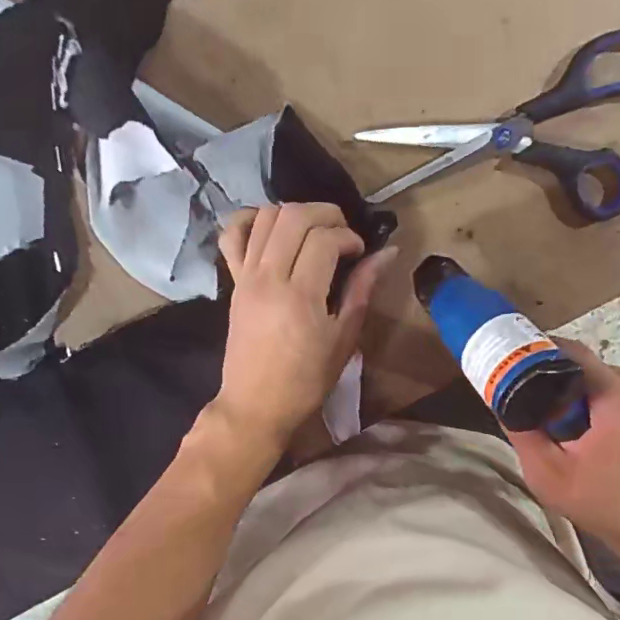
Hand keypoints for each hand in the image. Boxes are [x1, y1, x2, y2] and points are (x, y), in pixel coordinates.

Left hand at [208, 203, 396, 450]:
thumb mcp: (343, 341)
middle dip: (325, 214)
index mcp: (300, 297)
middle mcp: (268, 278)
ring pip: (264, 218)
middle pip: (293, 216)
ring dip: (293, 213)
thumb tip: (387, 253)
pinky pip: (232, 237)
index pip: (325, 239)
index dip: (349, 237)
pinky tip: (270, 228)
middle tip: (341, 233)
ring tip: (312, 232)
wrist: (255, 405)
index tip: (359, 253)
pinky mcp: (232, 283)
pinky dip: (249, 221)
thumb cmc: (304, 382)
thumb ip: (361, 291)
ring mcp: (245, 278)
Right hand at [504, 342, 619, 565]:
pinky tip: (598, 435)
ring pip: (607, 378)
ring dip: (585, 397)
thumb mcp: (547, 474)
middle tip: (543, 416)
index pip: (574, 354)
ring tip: (571, 431)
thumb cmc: (605, 505)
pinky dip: (606, 404)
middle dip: (563, 387)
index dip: (540, 356)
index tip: (517, 366)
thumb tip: (501, 395)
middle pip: (590, 368)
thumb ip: (521, 430)